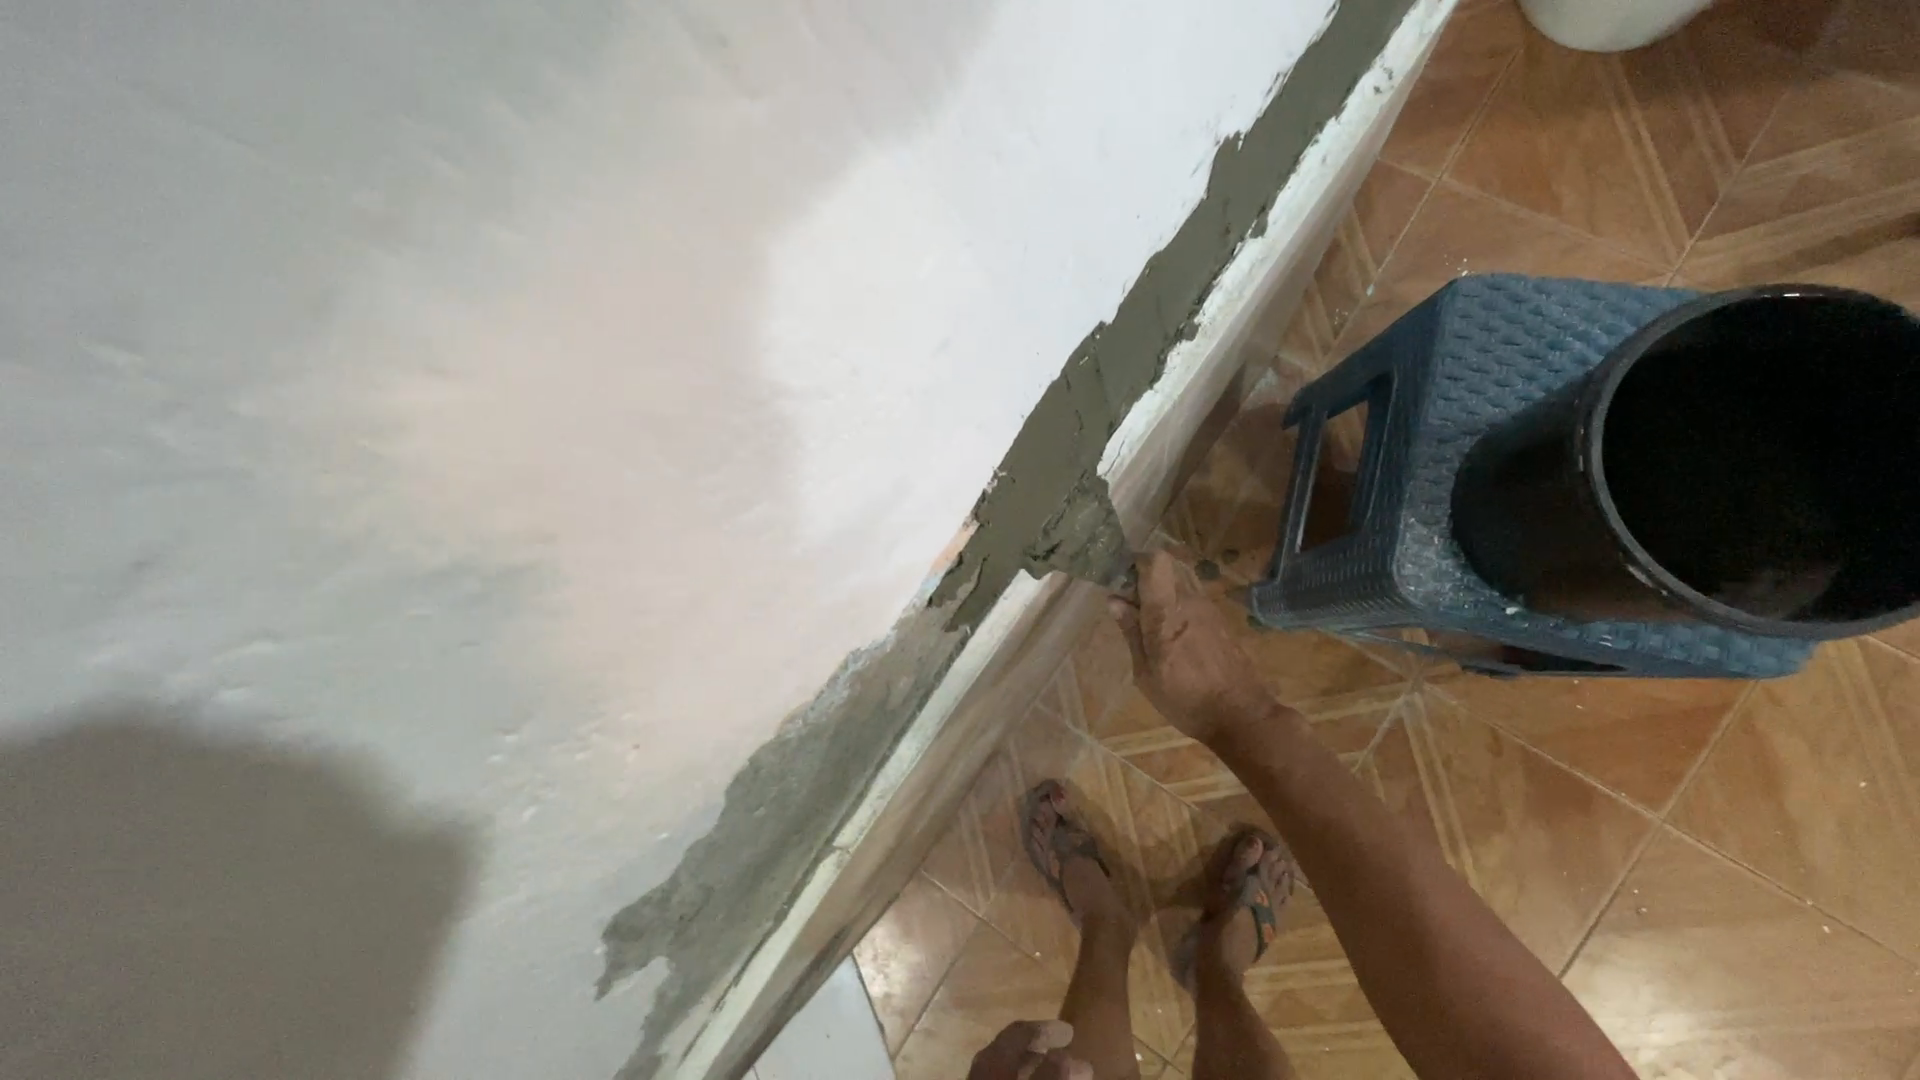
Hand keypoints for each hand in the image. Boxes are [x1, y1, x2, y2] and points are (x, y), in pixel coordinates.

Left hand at [966, 1020, 1090, 1079]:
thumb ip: (1048, 1077)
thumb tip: (1062, 1054)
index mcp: (992, 1060)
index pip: (1019, 1032)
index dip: (1046, 1030)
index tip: (1071, 1036)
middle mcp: (982, 1071)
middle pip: (1015, 1054)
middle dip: (1047, 1058)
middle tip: (1076, 1066)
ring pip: (1010, 1075)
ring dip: (1038, 1076)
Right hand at [1109, 550, 1277, 745]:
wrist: (1241, 715)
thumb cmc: (1185, 700)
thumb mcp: (1146, 674)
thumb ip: (1131, 632)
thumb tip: (1115, 600)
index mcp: (1165, 613)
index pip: (1155, 561)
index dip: (1136, 562)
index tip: (1121, 581)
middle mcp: (1189, 600)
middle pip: (1167, 565)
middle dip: (1146, 577)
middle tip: (1132, 606)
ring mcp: (1209, 608)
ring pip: (1181, 579)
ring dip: (1163, 591)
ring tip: (1152, 623)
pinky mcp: (1221, 618)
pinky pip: (1193, 597)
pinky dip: (1179, 605)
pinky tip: (1175, 635)